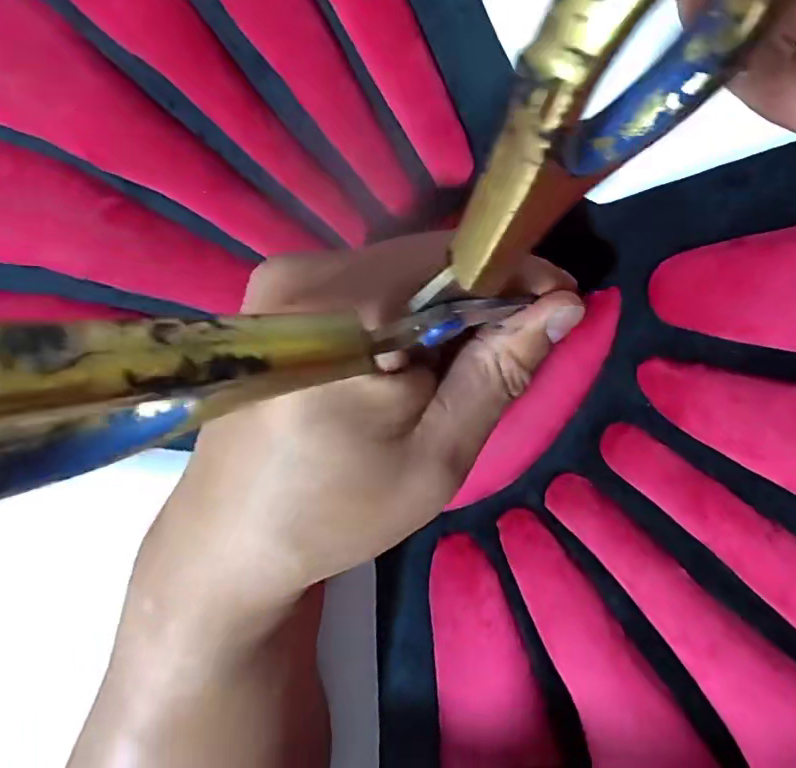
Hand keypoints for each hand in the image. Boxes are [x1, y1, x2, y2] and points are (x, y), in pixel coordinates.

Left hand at [133, 234, 583, 619]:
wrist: (229, 538)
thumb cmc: (337, 509)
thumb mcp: (438, 453)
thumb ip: (501, 370)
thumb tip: (566, 304)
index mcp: (342, 312)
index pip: (455, 258)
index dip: (517, 272)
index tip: (562, 300)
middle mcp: (304, 271)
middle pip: (426, 258)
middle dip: (482, 292)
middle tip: (513, 345)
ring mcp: (283, 273)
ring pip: (401, 265)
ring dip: (445, 301)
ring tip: (458, 362)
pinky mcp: (278, 287)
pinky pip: (370, 277)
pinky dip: (407, 305)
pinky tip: (409, 355)